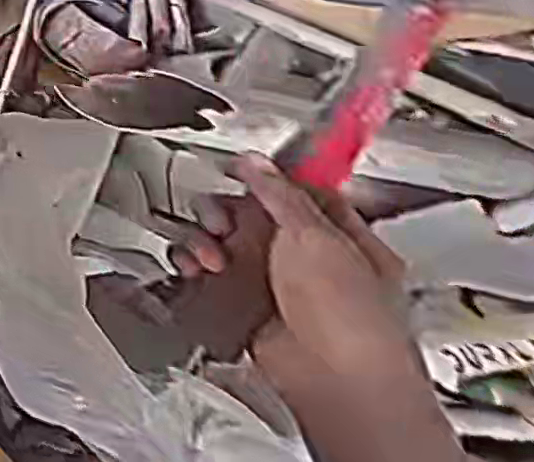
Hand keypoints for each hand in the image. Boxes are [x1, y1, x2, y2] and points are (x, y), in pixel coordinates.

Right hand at [221, 156, 459, 461]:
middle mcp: (303, 255)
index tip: (241, 164)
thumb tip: (256, 161)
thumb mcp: (317, 241)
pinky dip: (190, 260)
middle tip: (220, 220)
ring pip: (215, 233)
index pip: (300, 191)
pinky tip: (198, 268)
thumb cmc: (347, 317)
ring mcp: (268, 275)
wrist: (328, 376)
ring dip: (203, 238)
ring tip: (212, 256)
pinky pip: (197, 261)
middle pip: (245, 209)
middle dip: (222, 210)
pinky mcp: (237, 291)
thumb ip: (281, 196)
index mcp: (339, 239)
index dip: (270, 175)